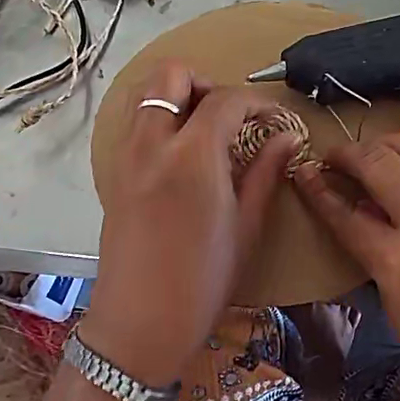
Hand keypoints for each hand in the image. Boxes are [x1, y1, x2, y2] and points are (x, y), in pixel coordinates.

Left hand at [80, 64, 298, 386]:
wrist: (140, 324)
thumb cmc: (203, 283)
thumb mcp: (246, 228)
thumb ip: (264, 173)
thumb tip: (286, 138)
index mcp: (192, 154)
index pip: (225, 100)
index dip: (255, 103)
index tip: (272, 120)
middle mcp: (151, 144)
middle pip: (169, 76)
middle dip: (204, 83)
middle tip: (229, 117)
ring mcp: (125, 159)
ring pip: (143, 97)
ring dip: (175, 99)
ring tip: (205, 135)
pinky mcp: (113, 177)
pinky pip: (133, 127)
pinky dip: (156, 122)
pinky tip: (180, 158)